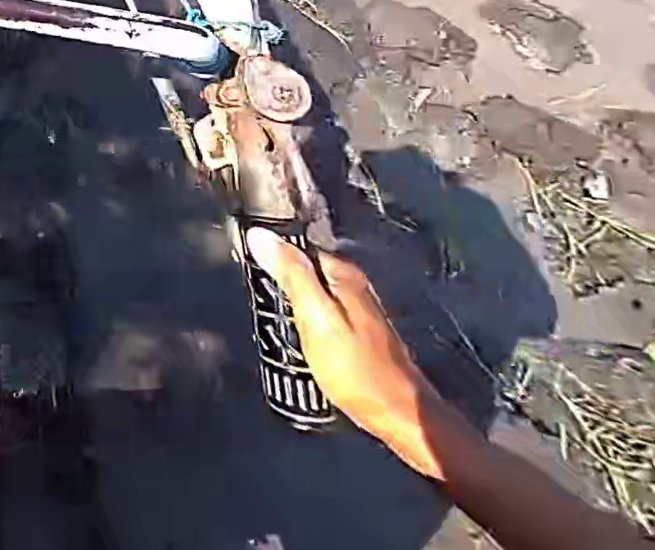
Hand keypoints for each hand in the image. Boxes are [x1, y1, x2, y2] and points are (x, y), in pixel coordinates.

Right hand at [245, 228, 459, 478]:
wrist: (402, 419)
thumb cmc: (355, 369)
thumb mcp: (315, 317)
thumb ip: (291, 274)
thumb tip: (260, 235)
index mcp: (343, 274)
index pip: (296, 248)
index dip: (270, 258)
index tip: (252, 277)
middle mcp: (354, 285)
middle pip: (304, 270)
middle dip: (280, 282)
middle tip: (261, 304)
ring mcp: (359, 309)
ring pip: (311, 292)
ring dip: (291, 302)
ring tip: (273, 321)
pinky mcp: (358, 332)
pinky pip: (320, 311)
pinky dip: (304, 319)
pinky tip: (296, 335)